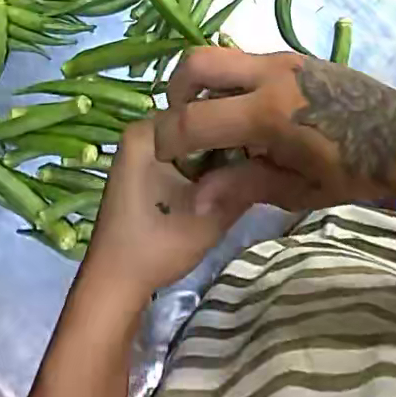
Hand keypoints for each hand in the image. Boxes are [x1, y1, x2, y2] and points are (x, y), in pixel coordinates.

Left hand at [79, 120, 298, 300]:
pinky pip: (186, 155)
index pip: (206, 108)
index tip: (268, 139)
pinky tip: (231, 178)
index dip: (240, 122)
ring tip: (254, 165)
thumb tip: (280, 157)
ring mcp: (142, 151)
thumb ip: (246, 182)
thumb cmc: (156, 246)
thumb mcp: (211, 215)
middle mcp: (142, 132)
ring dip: (221, 154)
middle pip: (202, 123)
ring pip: (197, 141)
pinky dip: (206, 166)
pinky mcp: (146, 170)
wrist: (116, 288)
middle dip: (231, 138)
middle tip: (266, 155)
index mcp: (147, 131)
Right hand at [154, 47, 395, 205]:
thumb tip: (195, 199)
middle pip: (197, 62)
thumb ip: (242, 186)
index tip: (166, 160)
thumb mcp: (296, 190)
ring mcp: (284, 59)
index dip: (167, 141)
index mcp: (267, 112)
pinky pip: (248, 62)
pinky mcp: (296, 57)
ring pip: (223, 57)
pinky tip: (252, 117)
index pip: (192, 119)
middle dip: (176, 92)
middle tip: (185, 127)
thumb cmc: (354, 171)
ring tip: (220, 125)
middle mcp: (270, 74)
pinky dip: (233, 83)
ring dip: (206, 85)